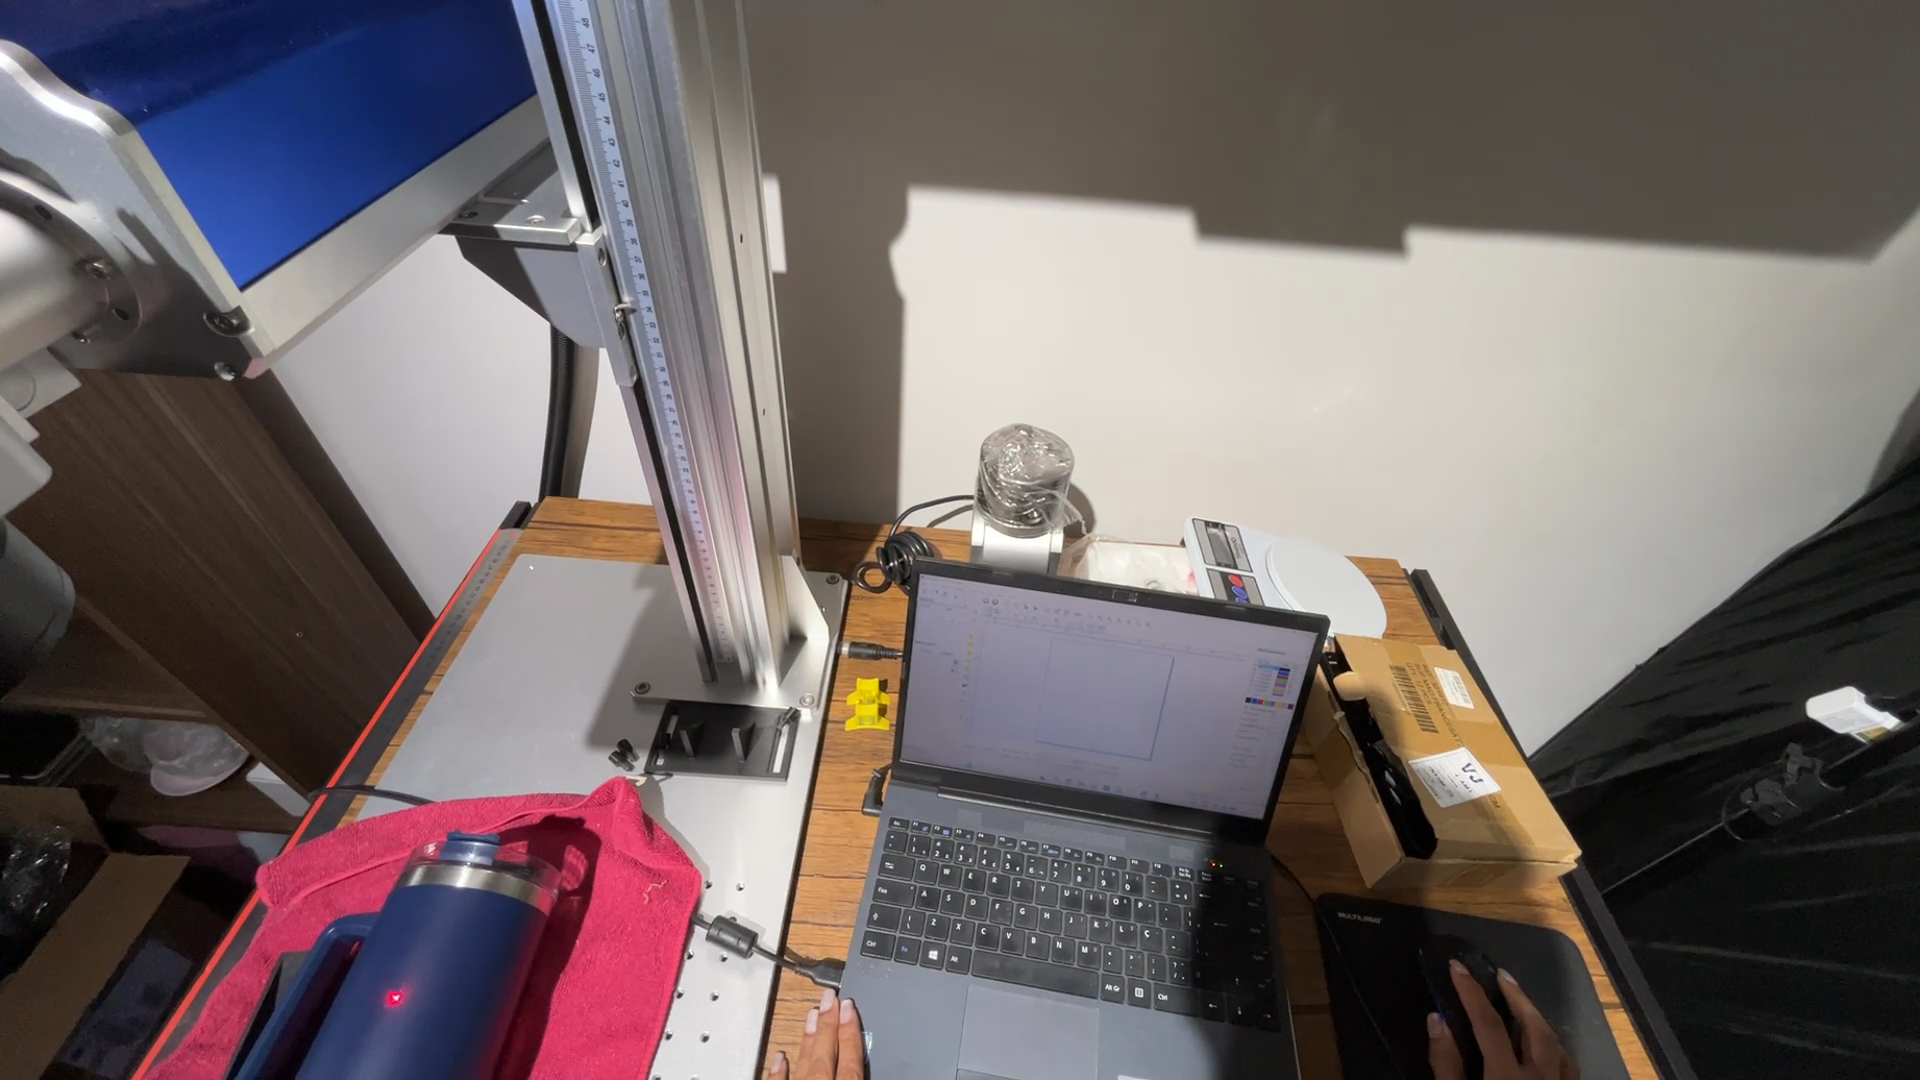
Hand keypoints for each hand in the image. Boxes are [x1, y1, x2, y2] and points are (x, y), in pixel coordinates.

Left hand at [768, 988, 863, 1079]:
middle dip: (828, 1022)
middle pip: (826, 1053)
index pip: (851, 1060)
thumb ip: (860, 1073)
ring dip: (809, 1038)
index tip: (849, 1006)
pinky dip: (778, 1071)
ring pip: (804, 1062)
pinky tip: (779, 1056)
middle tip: (829, 997)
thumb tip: (871, 1062)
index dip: (851, 1031)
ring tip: (812, 1014)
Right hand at [1428, 963, 1577, 1079]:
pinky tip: (1543, 1041)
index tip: (1455, 966)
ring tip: (1522, 1002)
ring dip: (1539, 1020)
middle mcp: (1540, 1079)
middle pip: (1536, 1030)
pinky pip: (1570, 1068)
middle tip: (1501, 975)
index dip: (1471, 991)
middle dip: (1518, 998)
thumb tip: (1437, 1018)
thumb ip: (1446, 1063)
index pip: (1489, 1024)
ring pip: (1559, 1048)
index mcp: (1507, 1077)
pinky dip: (1555, 1047)